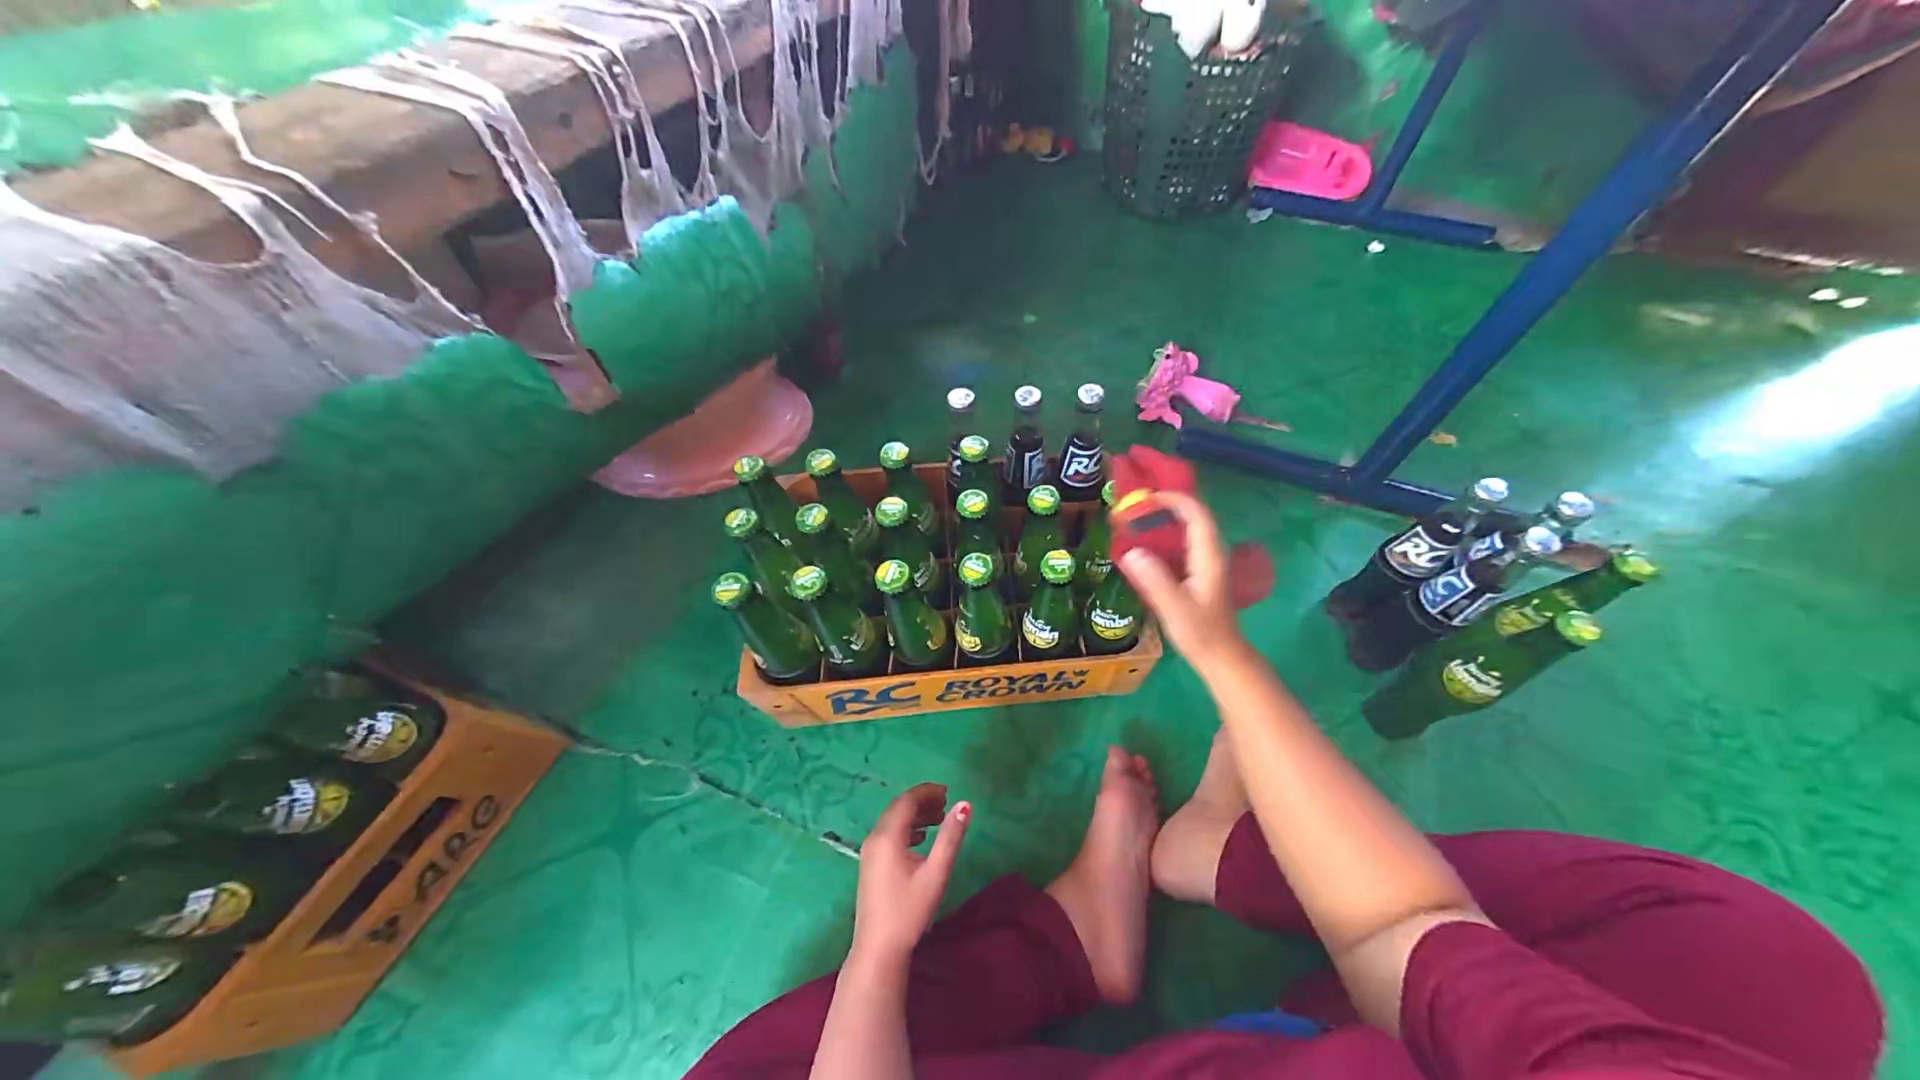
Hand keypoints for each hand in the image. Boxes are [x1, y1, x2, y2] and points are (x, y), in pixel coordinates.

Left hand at [851, 783, 970, 962]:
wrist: (879, 948)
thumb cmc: (910, 910)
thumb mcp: (936, 873)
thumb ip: (951, 837)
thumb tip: (965, 805)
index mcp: (888, 836)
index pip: (907, 801)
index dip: (927, 792)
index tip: (948, 792)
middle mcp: (875, 838)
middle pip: (898, 808)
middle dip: (922, 801)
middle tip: (947, 803)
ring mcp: (870, 852)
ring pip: (893, 821)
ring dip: (915, 815)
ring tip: (940, 818)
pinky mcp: (871, 864)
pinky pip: (889, 834)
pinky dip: (907, 828)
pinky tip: (921, 838)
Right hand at [1118, 491, 1248, 669]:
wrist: (1220, 656)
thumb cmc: (1200, 633)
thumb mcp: (1174, 608)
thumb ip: (1154, 580)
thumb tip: (1132, 552)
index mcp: (1209, 557)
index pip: (1197, 515)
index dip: (1174, 500)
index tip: (1146, 497)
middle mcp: (1211, 554)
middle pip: (1193, 516)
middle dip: (1165, 505)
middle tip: (1134, 505)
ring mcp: (1206, 562)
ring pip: (1188, 529)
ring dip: (1164, 519)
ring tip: (1135, 518)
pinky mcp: (1198, 572)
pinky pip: (1182, 543)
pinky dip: (1164, 535)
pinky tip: (1145, 542)